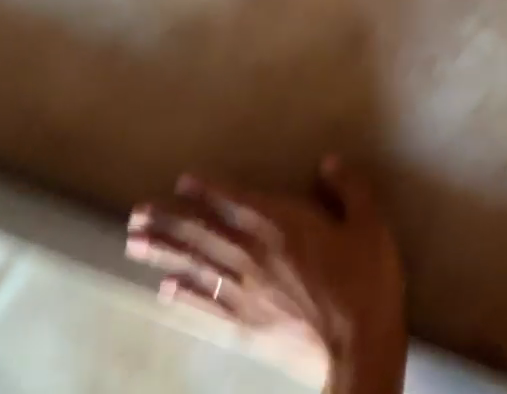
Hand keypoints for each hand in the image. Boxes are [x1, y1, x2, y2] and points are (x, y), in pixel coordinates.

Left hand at [127, 156, 405, 384]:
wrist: (356, 343)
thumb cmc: (367, 278)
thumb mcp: (371, 223)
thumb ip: (350, 188)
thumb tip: (328, 162)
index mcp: (285, 226)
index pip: (238, 202)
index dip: (210, 190)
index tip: (183, 181)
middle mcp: (255, 255)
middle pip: (205, 234)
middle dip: (171, 219)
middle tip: (139, 211)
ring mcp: (244, 292)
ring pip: (196, 266)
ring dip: (164, 253)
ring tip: (135, 243)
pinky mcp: (243, 323)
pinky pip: (205, 304)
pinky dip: (184, 295)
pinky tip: (166, 289)